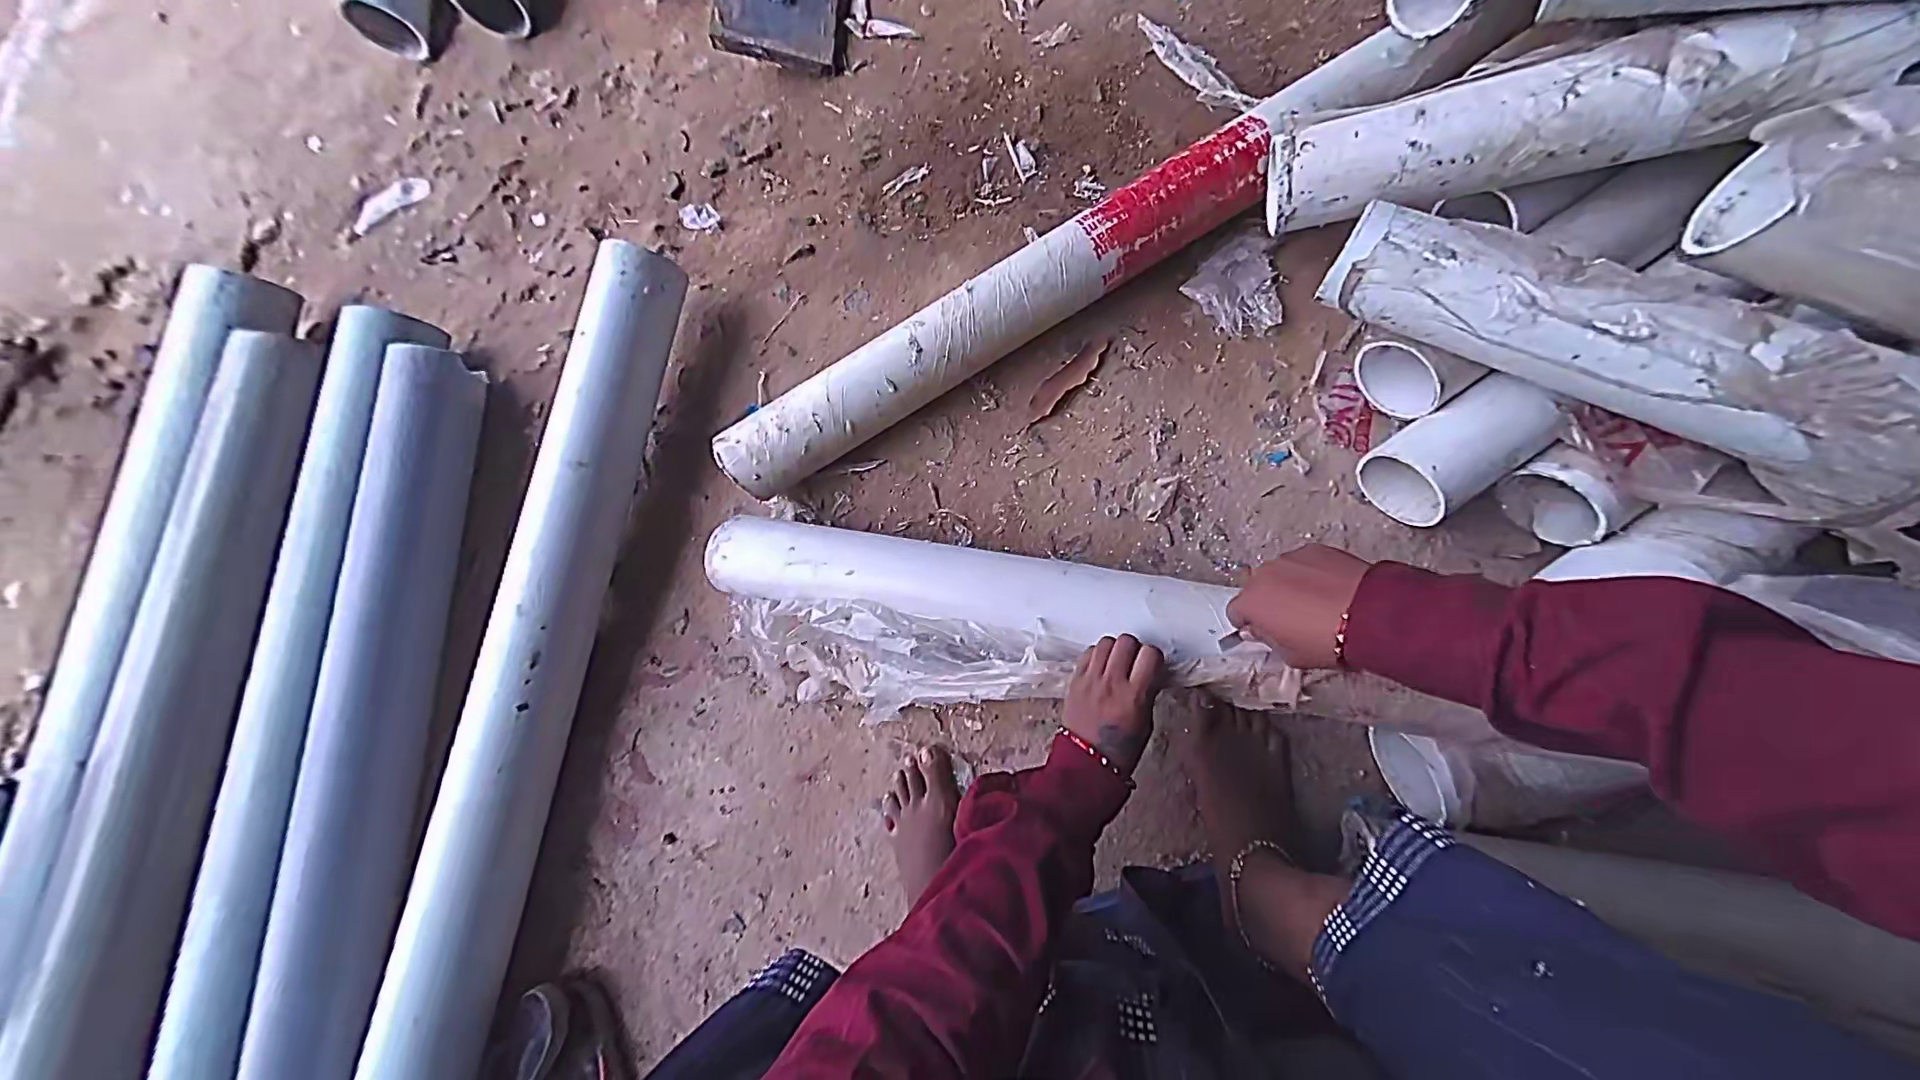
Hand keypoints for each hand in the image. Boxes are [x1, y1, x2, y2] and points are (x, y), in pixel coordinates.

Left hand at [1061, 635, 1163, 774]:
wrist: (1086, 762)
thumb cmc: (1120, 749)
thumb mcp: (1146, 722)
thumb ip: (1148, 691)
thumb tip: (1150, 671)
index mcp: (1134, 696)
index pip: (1150, 655)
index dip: (1154, 656)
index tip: (1152, 664)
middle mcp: (1111, 683)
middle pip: (1126, 641)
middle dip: (1134, 649)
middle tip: (1134, 661)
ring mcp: (1091, 680)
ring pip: (1106, 642)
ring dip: (1115, 649)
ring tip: (1116, 663)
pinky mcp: (1075, 680)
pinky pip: (1088, 653)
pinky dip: (1097, 655)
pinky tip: (1101, 668)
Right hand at [1226, 545, 1370, 668]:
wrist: (1371, 615)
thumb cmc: (1330, 638)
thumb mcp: (1291, 655)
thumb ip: (1268, 640)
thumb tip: (1262, 631)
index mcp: (1250, 603)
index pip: (1236, 612)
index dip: (1250, 623)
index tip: (1265, 629)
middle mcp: (1262, 575)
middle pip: (1256, 589)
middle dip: (1269, 601)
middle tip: (1292, 618)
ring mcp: (1287, 559)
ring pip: (1279, 573)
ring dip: (1289, 585)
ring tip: (1315, 603)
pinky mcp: (1313, 550)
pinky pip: (1303, 562)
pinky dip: (1311, 573)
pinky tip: (1328, 590)